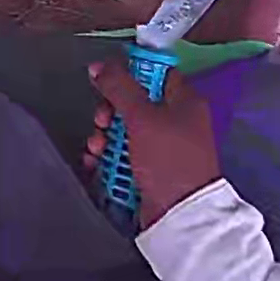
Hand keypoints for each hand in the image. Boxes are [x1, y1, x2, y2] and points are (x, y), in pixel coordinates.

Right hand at [85, 59, 220, 229]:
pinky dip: (107, 156)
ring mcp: (161, 146)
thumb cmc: (168, 158)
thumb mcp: (142, 117)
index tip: (107, 80)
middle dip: (110, 111)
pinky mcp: (148, 168)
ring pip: (123, 129)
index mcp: (183, 101)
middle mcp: (174, 120)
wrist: (181, 216)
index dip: (130, 72)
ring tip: (98, 148)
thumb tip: (98, 65)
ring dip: (104, 136)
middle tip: (103, 121)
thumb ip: (119, 87)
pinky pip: (122, 153)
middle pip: (133, 102)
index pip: (155, 72)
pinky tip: (96, 161)